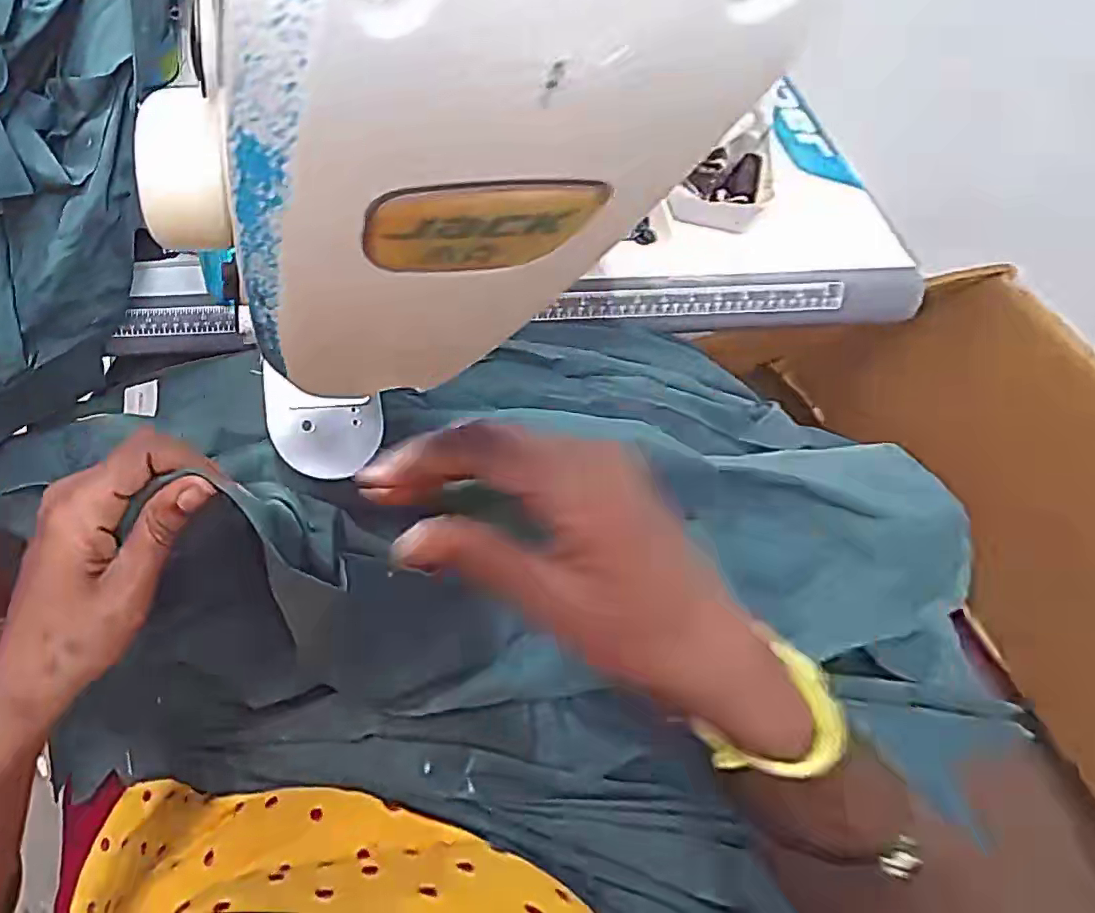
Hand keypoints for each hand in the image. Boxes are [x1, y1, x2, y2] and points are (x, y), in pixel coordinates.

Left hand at [0, 429, 218, 742]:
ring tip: (200, 503)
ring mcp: (65, 499)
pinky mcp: (70, 513)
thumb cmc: (76, 643)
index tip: (221, 487)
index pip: (142, 450)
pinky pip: (117, 483)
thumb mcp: (127, 589)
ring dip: (168, 476)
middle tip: (217, 496)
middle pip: (135, 452)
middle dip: (181, 464)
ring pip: (128, 464)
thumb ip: (160, 528)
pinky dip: (149, 489)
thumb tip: (200, 482)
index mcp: (78, 504)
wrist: (26, 676)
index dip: (187, 458)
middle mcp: (68, 489)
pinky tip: (168, 511)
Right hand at [358, 422, 814, 759]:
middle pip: (489, 438)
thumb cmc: (634, 635)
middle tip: (379, 486)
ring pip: (504, 444)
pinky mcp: (599, 473)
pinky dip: (482, 470)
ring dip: (452, 463)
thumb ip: (475, 555)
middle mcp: (586, 453)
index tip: (375, 480)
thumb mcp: (549, 600)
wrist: (719, 656)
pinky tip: (454, 490)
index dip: (421, 458)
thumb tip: (405, 538)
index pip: (480, 446)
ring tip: (404, 489)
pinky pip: (525, 457)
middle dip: (428, 459)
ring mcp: (596, 459)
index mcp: (576, 479)